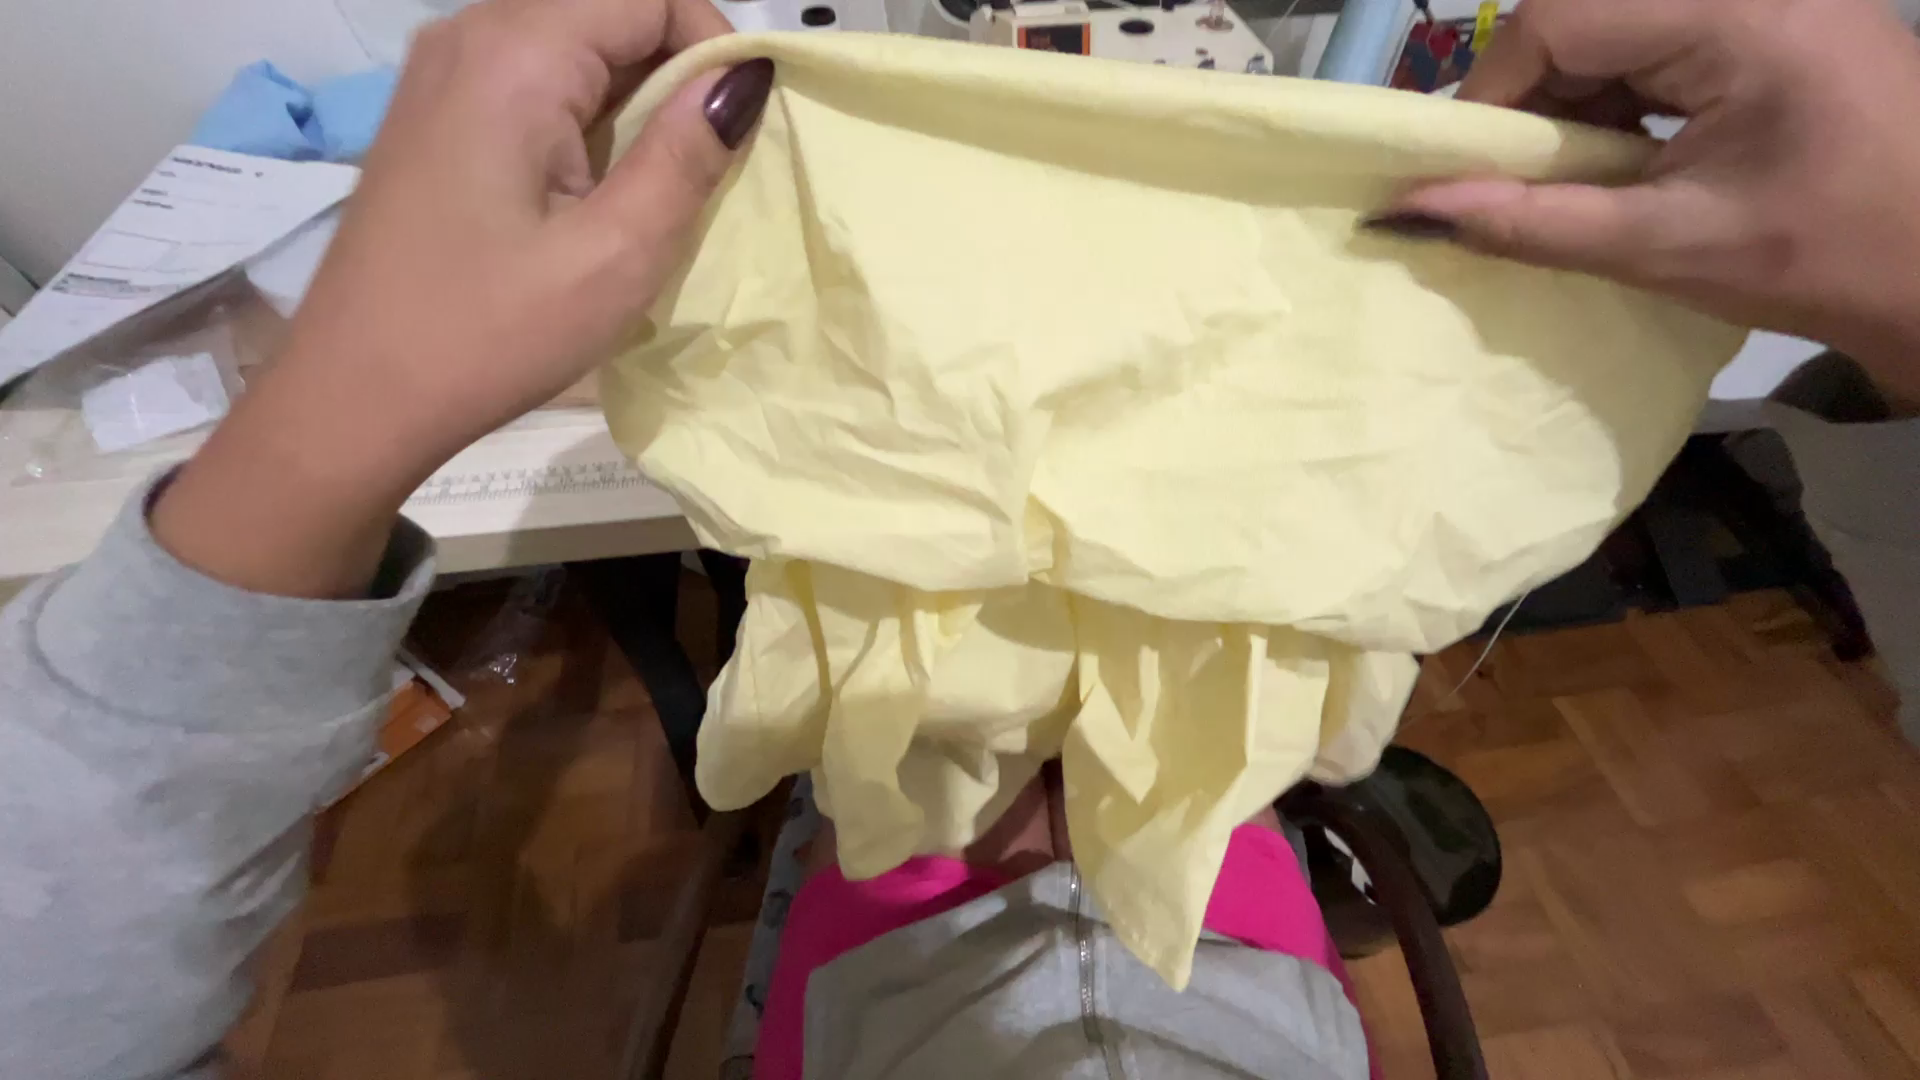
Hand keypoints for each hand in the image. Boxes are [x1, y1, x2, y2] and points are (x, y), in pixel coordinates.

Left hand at [153, 0, 771, 596]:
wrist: (367, 390)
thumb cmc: (498, 330)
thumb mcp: (616, 253)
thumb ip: (683, 158)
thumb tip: (742, 82)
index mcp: (514, 56)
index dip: (714, 45)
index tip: (745, 129)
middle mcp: (471, 38)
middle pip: (608, 12)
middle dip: (681, 75)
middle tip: (714, 168)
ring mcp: (448, 78)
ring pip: (578, 52)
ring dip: (642, 106)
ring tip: (669, 187)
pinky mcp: (445, 123)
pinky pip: (543, 90)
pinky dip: (598, 126)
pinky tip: (609, 193)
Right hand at [1380, 0, 1919, 404]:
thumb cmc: (1810, 258)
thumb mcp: (1650, 246)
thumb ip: (1521, 223)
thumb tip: (1406, 212)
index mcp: (1745, 18)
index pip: (1563, 16)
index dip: (1491, 88)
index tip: (1463, 168)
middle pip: (1580, 17)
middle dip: (1522, 100)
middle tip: (1506, 179)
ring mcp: (1765, 4)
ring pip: (1603, 33)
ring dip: (1557, 107)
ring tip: (1559, 179)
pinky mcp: (1765, 29)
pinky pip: (1642, 49)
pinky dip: (1599, 108)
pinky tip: (1607, 160)